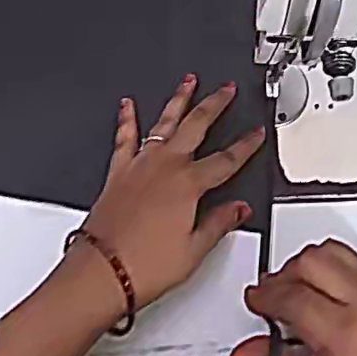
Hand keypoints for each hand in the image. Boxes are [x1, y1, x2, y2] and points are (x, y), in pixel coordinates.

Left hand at [81, 76, 265, 310]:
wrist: (100, 274)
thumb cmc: (143, 266)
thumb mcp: (193, 251)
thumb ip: (218, 224)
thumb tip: (238, 209)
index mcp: (189, 184)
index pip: (227, 159)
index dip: (246, 145)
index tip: (256, 133)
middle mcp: (166, 166)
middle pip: (197, 124)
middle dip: (216, 103)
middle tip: (226, 89)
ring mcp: (141, 165)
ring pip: (165, 121)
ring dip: (179, 99)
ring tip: (188, 81)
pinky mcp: (118, 172)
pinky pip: (124, 138)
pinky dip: (127, 119)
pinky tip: (128, 105)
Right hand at [226, 240, 356, 355]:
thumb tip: (244, 351)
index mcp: (349, 335)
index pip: (296, 296)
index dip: (268, 295)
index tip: (255, 299)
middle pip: (312, 262)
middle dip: (284, 276)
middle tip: (269, 296)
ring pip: (330, 250)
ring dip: (305, 265)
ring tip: (291, 290)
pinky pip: (348, 256)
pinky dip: (326, 264)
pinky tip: (315, 285)